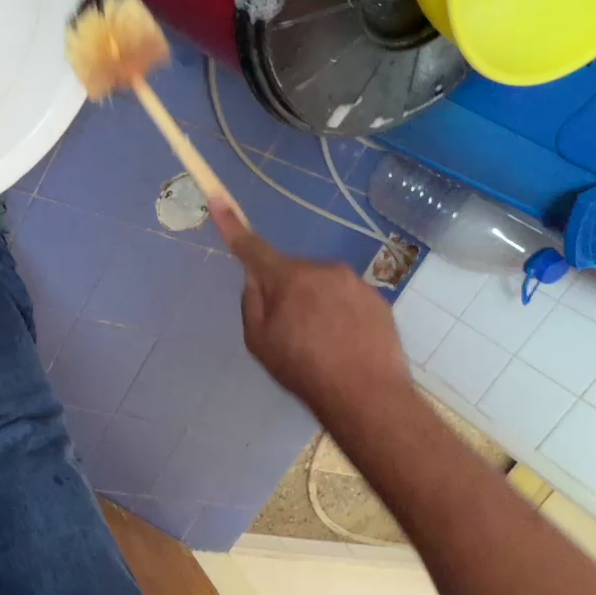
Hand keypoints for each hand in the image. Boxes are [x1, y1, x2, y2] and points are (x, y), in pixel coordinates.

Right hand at [209, 199, 409, 412]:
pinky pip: (347, 299)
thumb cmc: (303, 369)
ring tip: (321, 343)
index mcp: (288, 277)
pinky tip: (343, 344)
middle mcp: (323, 269)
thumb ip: (252, 301)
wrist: (367, 396)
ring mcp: (355, 282)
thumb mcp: (258, 340)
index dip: (231, 224)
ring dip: (316, 304)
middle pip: (292, 272)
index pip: (252, 247)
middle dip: (286, 291)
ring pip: (322, 285)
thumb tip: (256, 278)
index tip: (217, 198)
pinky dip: (340, 315)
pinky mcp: (378, 299)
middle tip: (289, 331)